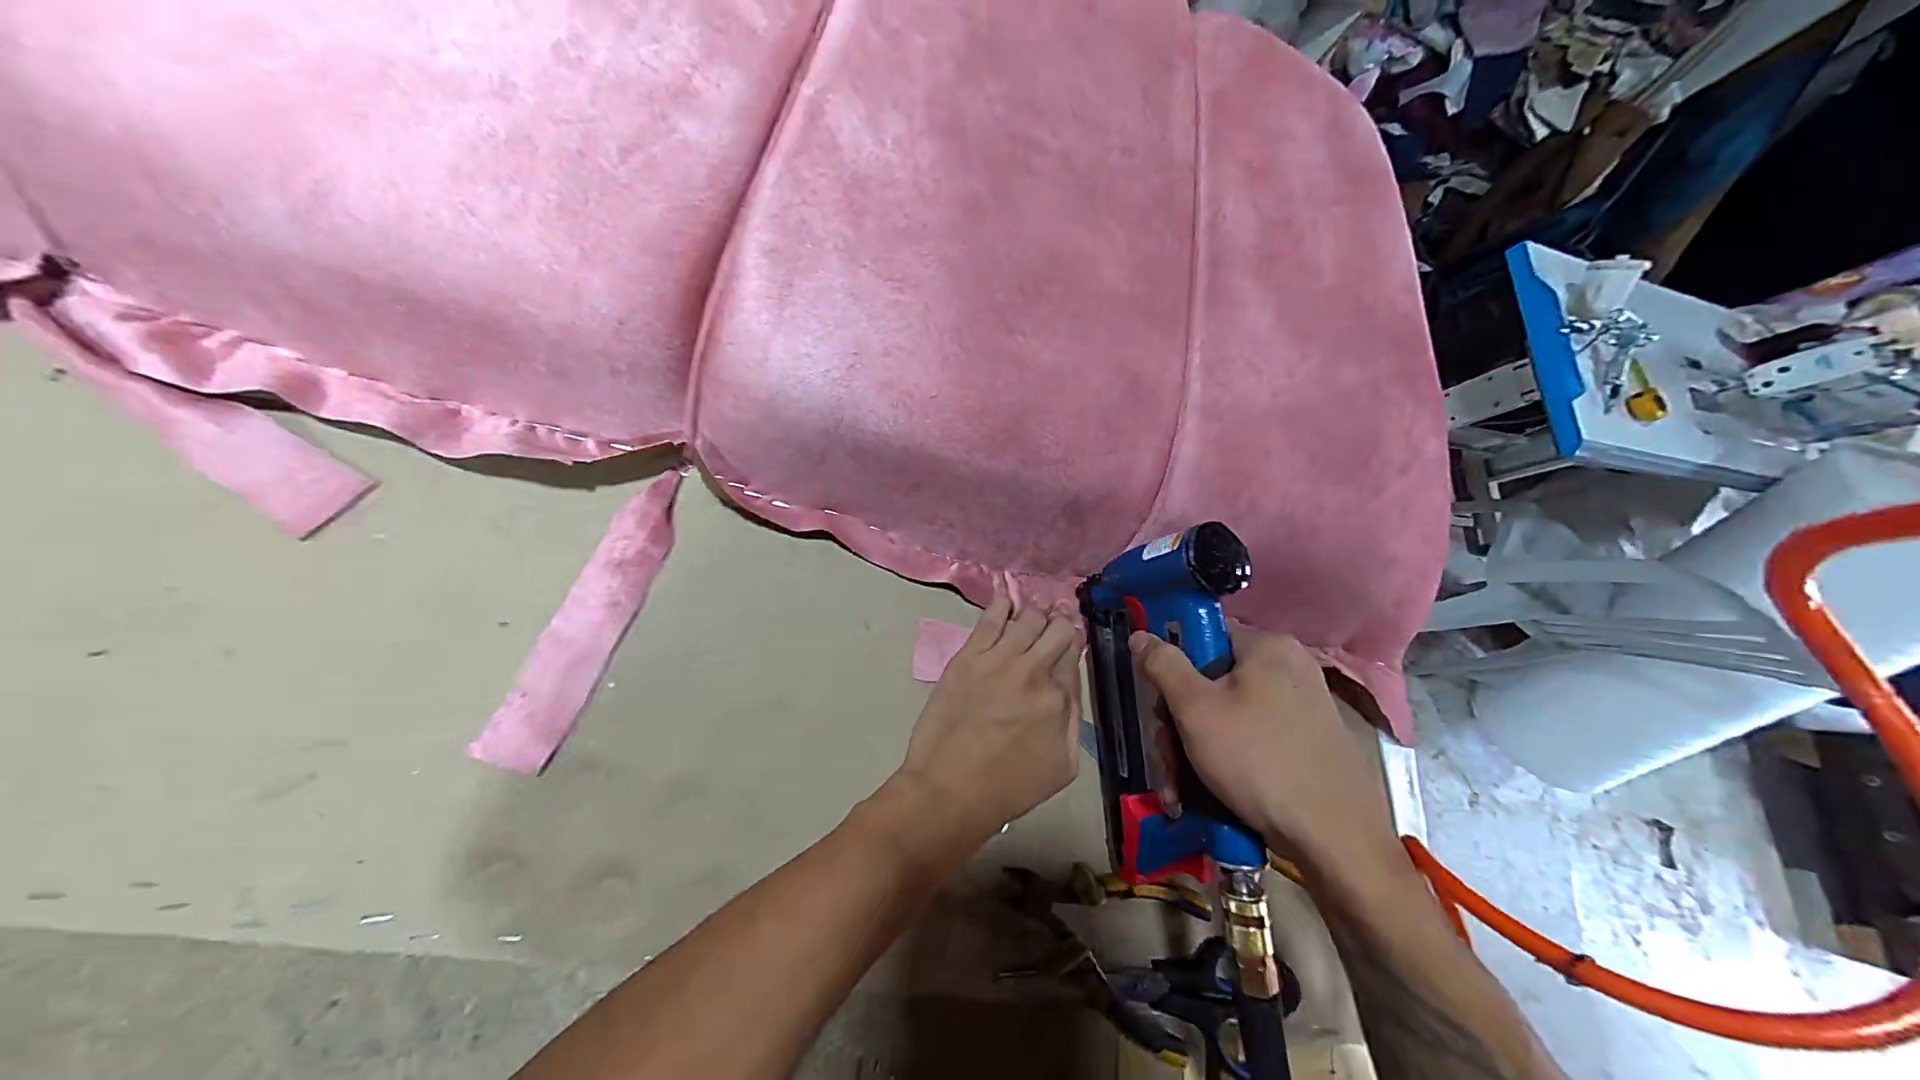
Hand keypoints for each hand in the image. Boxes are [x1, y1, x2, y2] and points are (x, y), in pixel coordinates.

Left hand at [893, 593, 1084, 842]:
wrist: (950, 789)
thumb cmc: (1009, 787)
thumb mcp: (1064, 766)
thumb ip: (1073, 720)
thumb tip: (1069, 685)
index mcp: (1060, 698)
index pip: (1073, 654)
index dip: (1073, 643)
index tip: (1070, 638)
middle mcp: (1034, 671)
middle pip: (1056, 628)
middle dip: (1060, 622)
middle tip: (1055, 622)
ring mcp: (999, 659)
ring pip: (1028, 616)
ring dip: (1035, 612)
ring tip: (1033, 611)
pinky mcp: (968, 656)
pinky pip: (990, 617)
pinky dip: (1002, 603)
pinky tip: (1006, 597)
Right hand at [1129, 627, 1399, 867]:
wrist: (1333, 838)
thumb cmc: (1256, 760)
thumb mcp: (1195, 709)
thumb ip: (1163, 665)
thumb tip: (1141, 635)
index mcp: (1268, 646)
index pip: (1202, 640)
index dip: (1172, 672)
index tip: (1160, 709)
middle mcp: (1291, 668)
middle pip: (1212, 683)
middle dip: (1179, 723)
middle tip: (1167, 756)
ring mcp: (1303, 707)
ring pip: (1228, 716)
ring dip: (1194, 749)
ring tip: (1180, 788)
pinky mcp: (1309, 742)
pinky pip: (1253, 738)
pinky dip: (1227, 760)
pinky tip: (1208, 792)